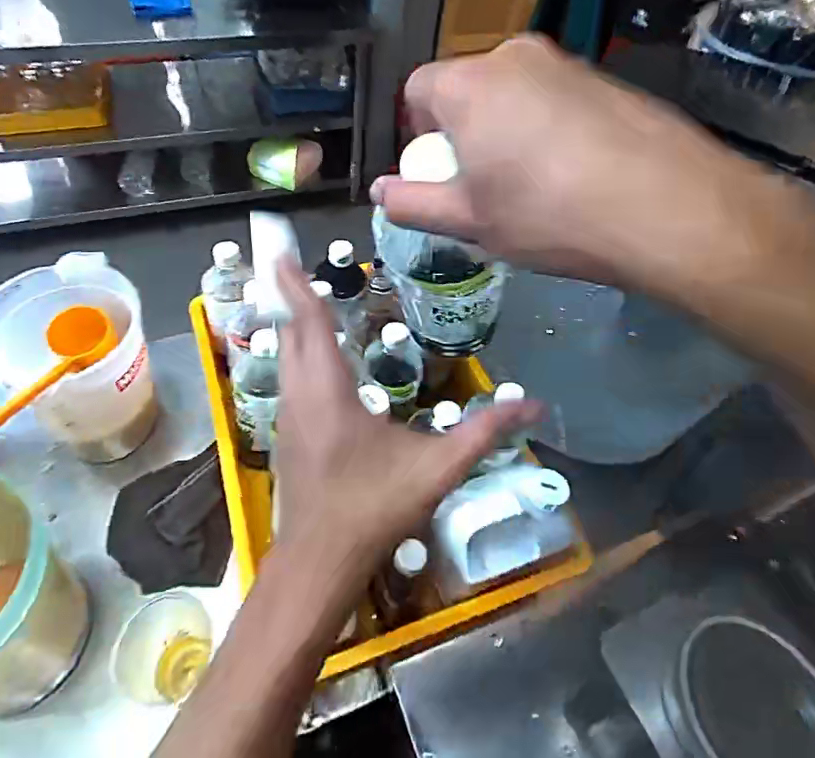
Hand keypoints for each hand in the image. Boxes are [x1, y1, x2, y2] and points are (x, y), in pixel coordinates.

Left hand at [267, 257, 537, 573]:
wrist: (319, 560)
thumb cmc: (374, 509)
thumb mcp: (436, 470)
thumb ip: (482, 433)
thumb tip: (532, 404)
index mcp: (329, 390)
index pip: (311, 323)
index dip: (298, 285)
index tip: (281, 254)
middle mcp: (300, 393)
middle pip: (291, 331)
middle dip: (293, 296)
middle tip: (297, 265)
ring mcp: (286, 414)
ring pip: (285, 354)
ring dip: (293, 323)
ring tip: (307, 298)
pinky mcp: (284, 432)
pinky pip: (287, 375)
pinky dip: (295, 350)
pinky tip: (313, 355)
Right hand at [370, 35, 814, 302]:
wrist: (670, 207)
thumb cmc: (549, 215)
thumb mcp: (470, 221)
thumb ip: (414, 202)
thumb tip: (381, 191)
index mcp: (469, 85)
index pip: (417, 89)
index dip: (418, 131)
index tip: (440, 171)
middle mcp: (514, 57)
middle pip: (467, 87)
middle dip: (464, 130)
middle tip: (486, 183)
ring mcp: (566, 63)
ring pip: (513, 92)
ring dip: (508, 128)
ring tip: (535, 184)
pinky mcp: (606, 78)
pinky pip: (555, 97)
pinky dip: (549, 126)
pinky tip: (576, 172)